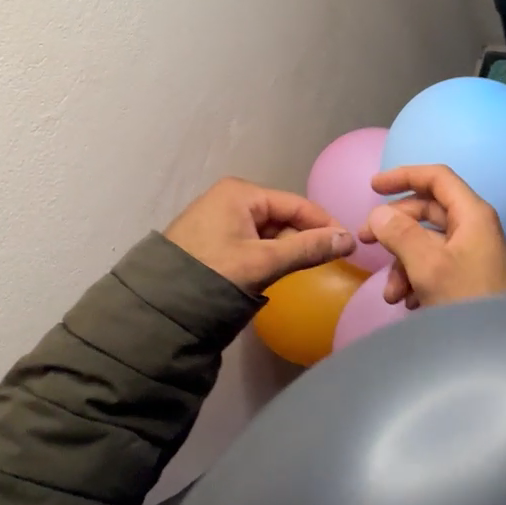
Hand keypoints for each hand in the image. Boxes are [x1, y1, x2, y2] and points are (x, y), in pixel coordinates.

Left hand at [164, 177, 354, 293]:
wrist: (154, 312)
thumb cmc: (212, 275)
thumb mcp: (264, 262)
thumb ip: (309, 249)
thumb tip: (350, 239)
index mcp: (241, 193)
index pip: (298, 204)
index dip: (325, 225)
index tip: (348, 246)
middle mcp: (230, 199)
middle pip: (284, 217)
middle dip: (304, 238)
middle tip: (327, 261)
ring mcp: (218, 220)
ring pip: (269, 232)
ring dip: (286, 250)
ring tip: (304, 270)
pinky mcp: (211, 241)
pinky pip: (252, 243)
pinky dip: (268, 256)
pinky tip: (276, 273)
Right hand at [361, 164, 505, 308]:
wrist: (498, 348)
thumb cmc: (466, 299)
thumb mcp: (429, 265)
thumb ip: (401, 234)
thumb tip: (379, 213)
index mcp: (472, 214)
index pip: (437, 178)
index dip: (404, 176)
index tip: (372, 186)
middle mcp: (474, 227)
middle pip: (428, 211)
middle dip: (395, 227)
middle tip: (364, 241)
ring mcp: (472, 253)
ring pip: (428, 243)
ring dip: (403, 264)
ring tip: (392, 295)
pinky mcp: (468, 278)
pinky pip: (435, 266)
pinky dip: (416, 279)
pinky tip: (408, 303)